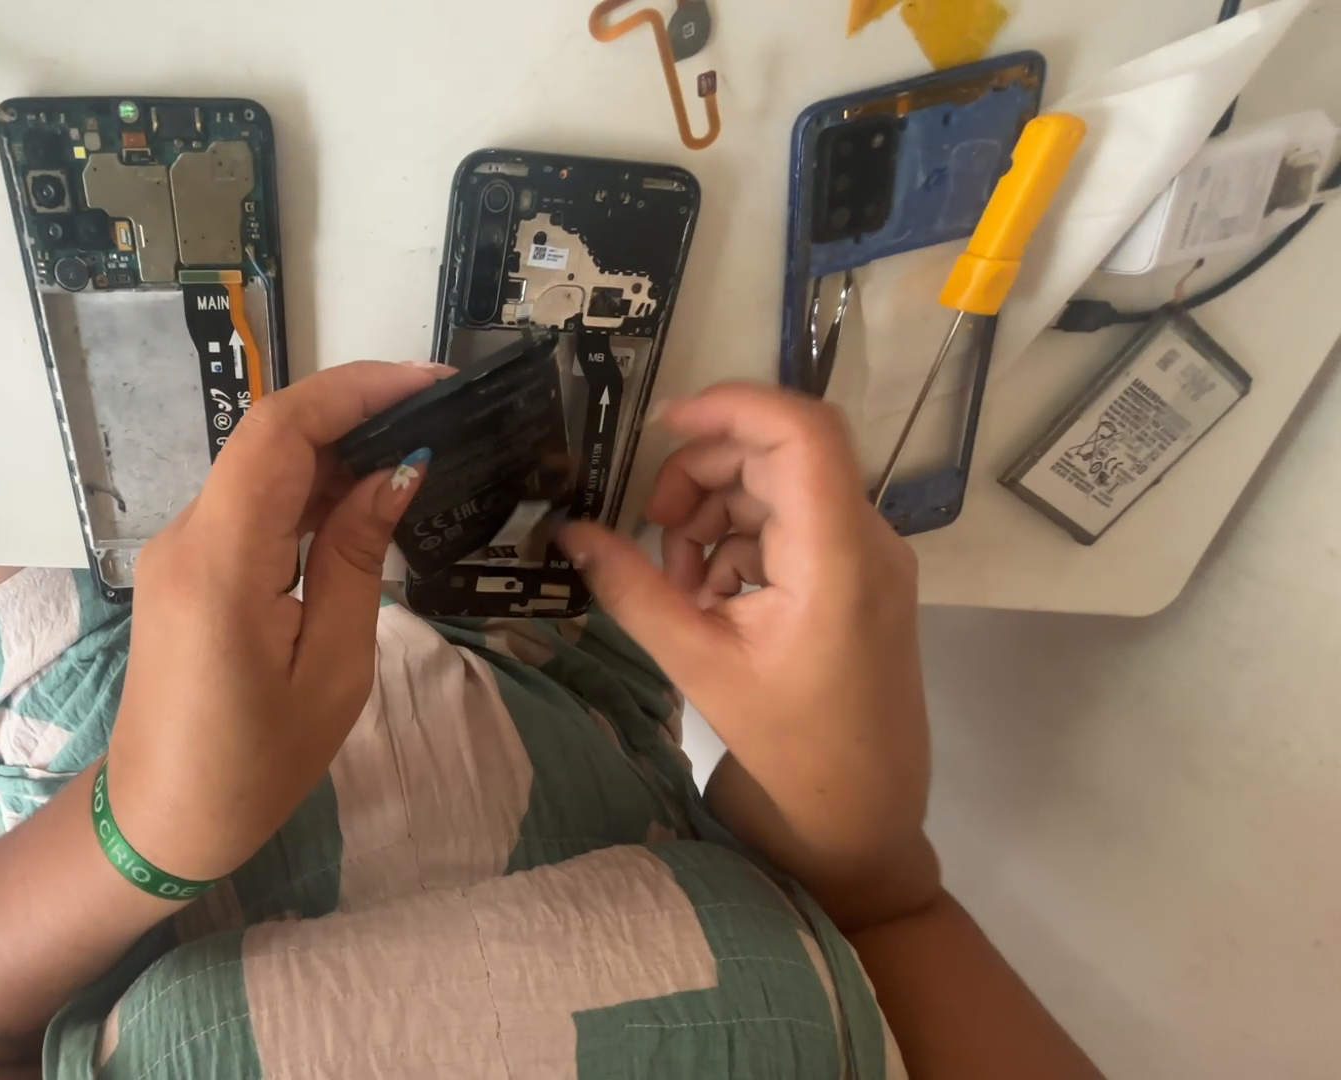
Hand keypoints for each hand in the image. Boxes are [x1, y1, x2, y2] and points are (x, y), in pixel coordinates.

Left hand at [106, 362, 438, 881]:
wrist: (162, 817)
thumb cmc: (256, 763)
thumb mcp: (332, 667)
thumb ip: (358, 558)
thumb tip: (395, 473)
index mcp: (222, 561)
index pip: (280, 432)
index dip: (355, 390)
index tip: (429, 384)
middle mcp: (189, 535)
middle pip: (269, 438)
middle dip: (355, 412)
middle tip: (436, 417)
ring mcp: (181, 546)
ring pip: (261, 467)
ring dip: (335, 451)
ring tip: (412, 454)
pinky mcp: (188, 563)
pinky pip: (252, 504)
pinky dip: (307, 490)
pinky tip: (359, 502)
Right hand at [557, 382, 934, 926]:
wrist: (856, 812)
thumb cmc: (786, 743)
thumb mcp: (693, 660)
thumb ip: (629, 586)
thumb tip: (566, 532)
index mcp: (835, 555)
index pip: (801, 431)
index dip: (730, 405)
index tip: (660, 424)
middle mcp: (863, 538)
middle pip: (772, 454)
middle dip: (697, 476)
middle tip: (649, 530)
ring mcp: (862, 554)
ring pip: (772, 486)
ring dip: (708, 513)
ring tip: (678, 579)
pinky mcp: (850, 573)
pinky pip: (782, 522)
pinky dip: (731, 539)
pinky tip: (706, 593)